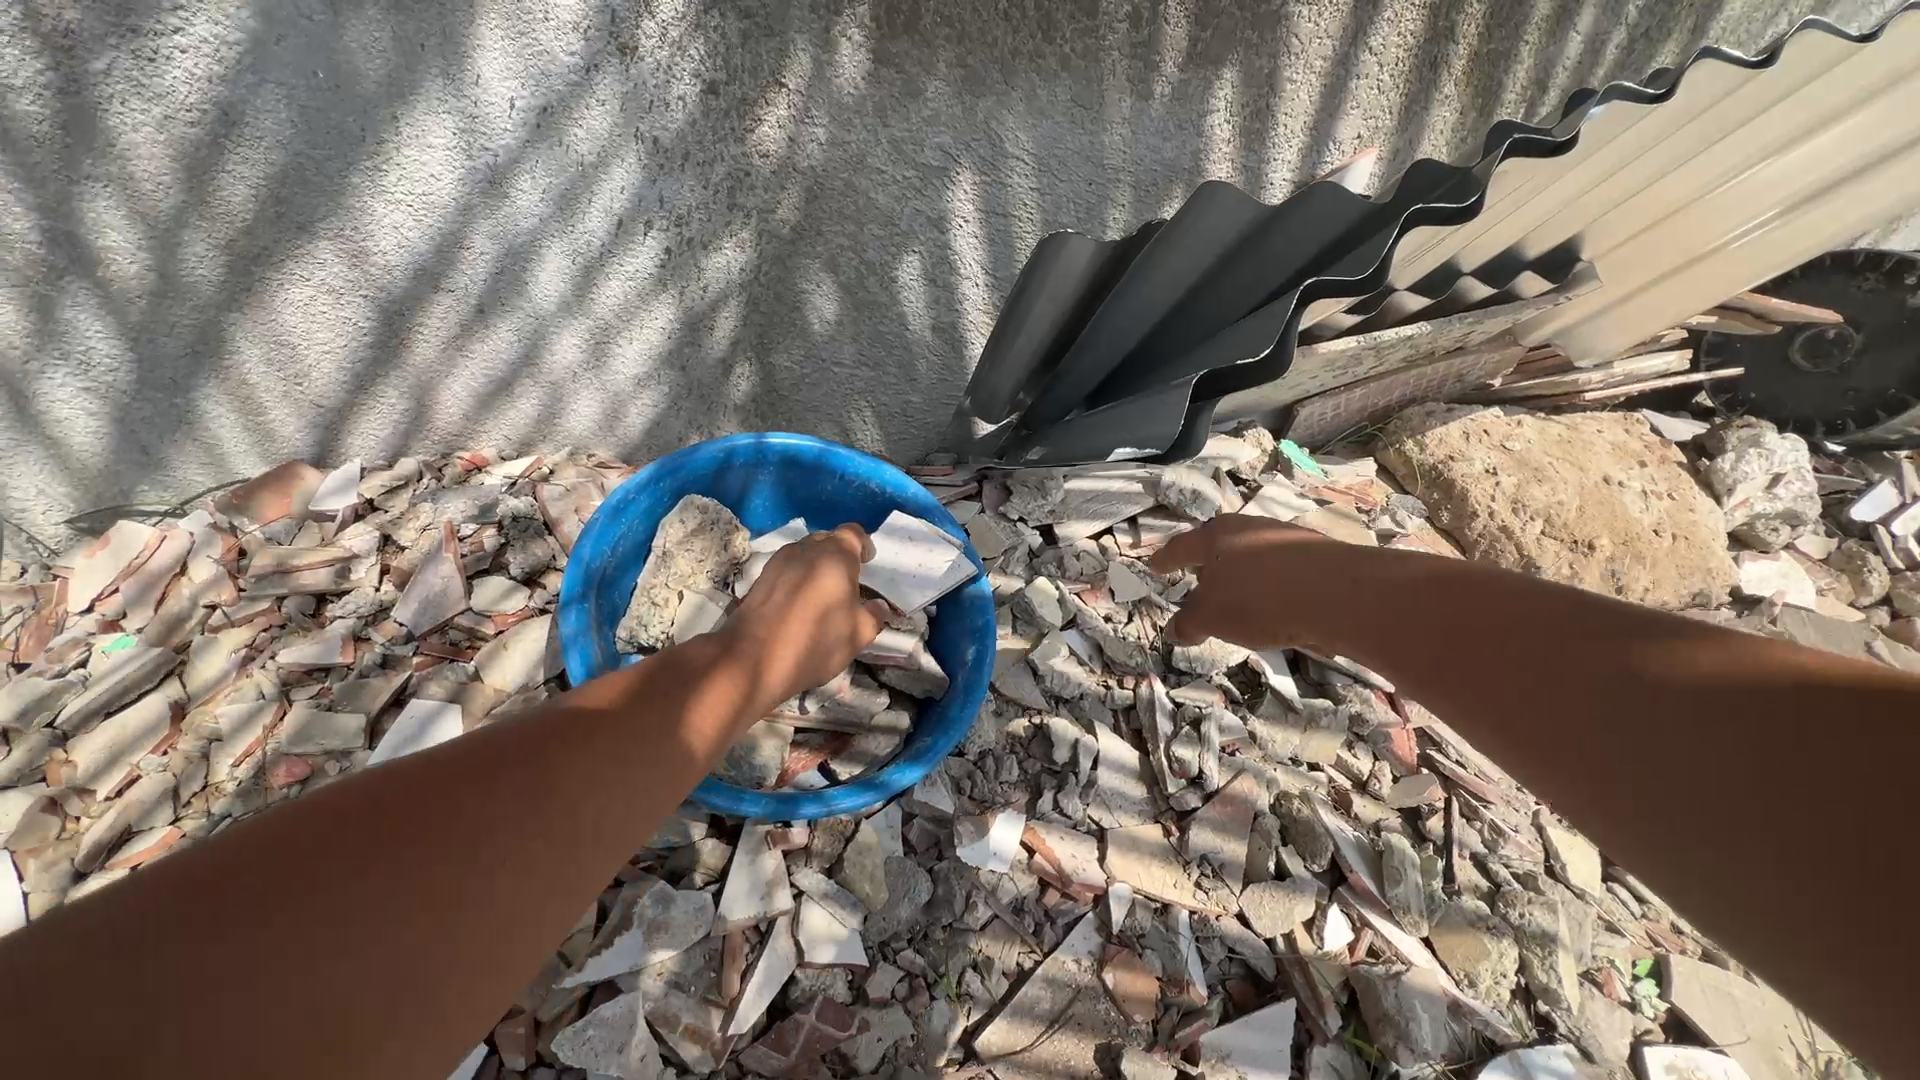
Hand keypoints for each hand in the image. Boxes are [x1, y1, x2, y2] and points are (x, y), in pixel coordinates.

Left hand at [724, 524, 891, 711]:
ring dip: (816, 565)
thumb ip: (873, 616)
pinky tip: (800, 602)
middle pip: (827, 539)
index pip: (854, 533)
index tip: (868, 562)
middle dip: (839, 554)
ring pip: (804, 553)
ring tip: (823, 591)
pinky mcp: (759, 578)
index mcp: (835, 556)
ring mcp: (778, 562)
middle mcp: (806, 550)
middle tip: (847, 579)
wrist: (753, 659)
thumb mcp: (858, 635)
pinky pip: (787, 568)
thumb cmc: (815, 642)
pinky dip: (797, 577)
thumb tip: (877, 605)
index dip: (863, 545)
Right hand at [1149, 515, 1350, 648]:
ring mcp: (1284, 537)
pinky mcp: (1316, 552)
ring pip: (1252, 554)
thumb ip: (1190, 623)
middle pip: (1219, 545)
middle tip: (1199, 580)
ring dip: (1242, 574)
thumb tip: (1174, 631)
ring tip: (1240, 598)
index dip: (1165, 560)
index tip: (1155, 566)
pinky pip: (1281, 568)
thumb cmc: (1259, 601)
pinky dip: (1272, 583)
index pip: (1180, 548)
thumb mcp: (1212, 619)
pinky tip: (1277, 604)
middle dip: (1207, 564)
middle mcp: (1247, 528)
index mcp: (1214, 537)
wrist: (1337, 594)